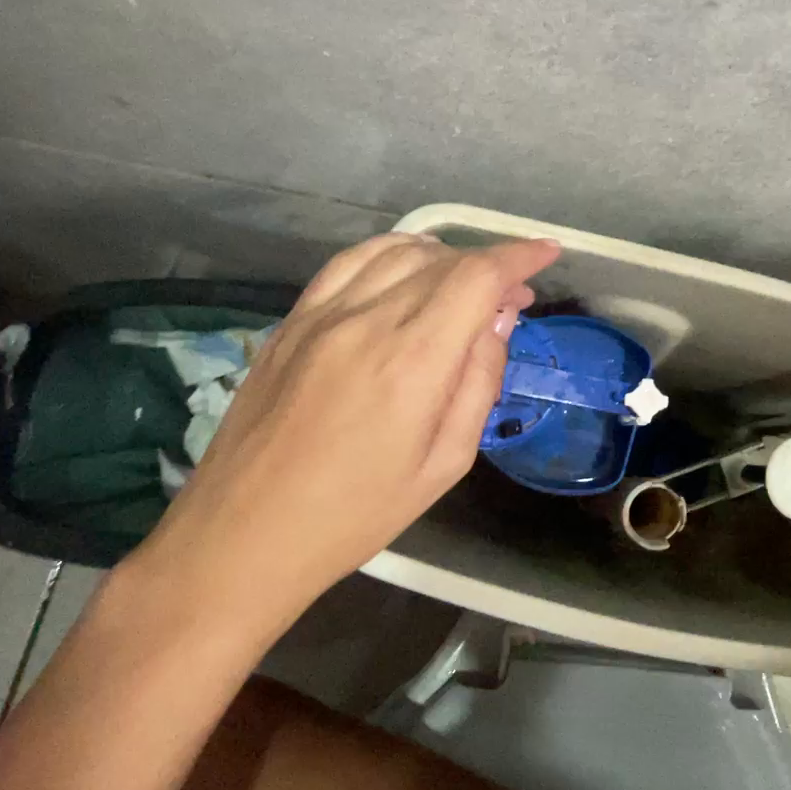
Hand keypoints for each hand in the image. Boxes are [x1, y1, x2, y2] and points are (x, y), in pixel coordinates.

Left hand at [127, 233, 560, 627]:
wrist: (241, 538)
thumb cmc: (357, 515)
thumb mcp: (446, 462)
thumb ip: (480, 381)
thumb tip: (498, 321)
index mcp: (413, 361)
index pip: (478, 276)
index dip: (519, 255)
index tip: (548, 253)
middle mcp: (367, 321)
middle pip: (444, 260)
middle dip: (491, 265)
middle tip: (514, 296)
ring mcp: (321, 316)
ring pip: (397, 251)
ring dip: (445, 257)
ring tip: (466, 284)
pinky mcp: (290, 322)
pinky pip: (349, 262)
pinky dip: (391, 253)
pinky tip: (407, 270)